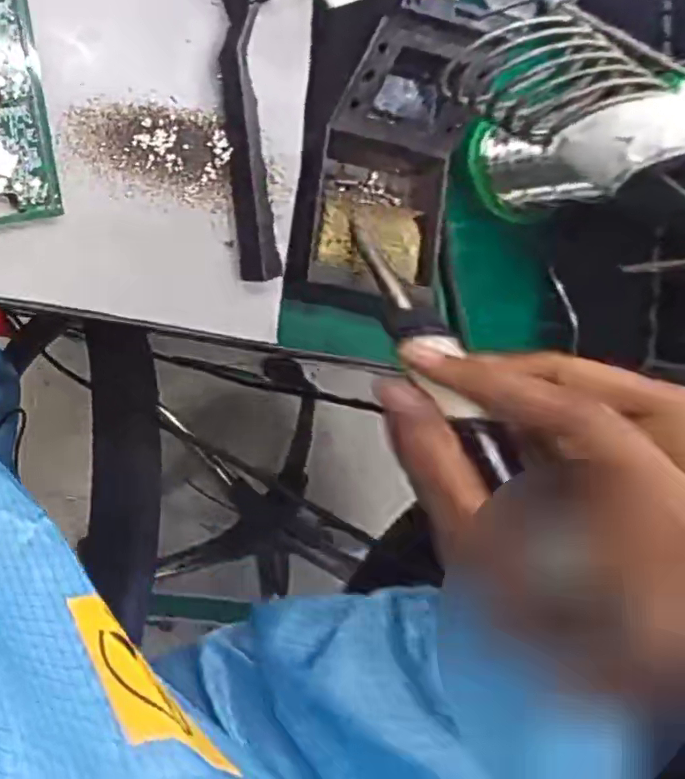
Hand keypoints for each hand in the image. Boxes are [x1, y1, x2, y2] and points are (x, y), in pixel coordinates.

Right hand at [378, 347, 684, 700]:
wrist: (614, 691)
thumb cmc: (536, 629)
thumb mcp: (471, 546)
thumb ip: (431, 458)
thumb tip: (394, 391)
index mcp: (653, 522)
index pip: (578, 417)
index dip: (488, 376)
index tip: (418, 358)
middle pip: (636, 397)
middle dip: (533, 372)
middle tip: (456, 372)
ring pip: (655, 408)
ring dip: (560, 390)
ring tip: (487, 395)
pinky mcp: (680, 498)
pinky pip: (650, 434)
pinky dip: (582, 417)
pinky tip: (531, 428)